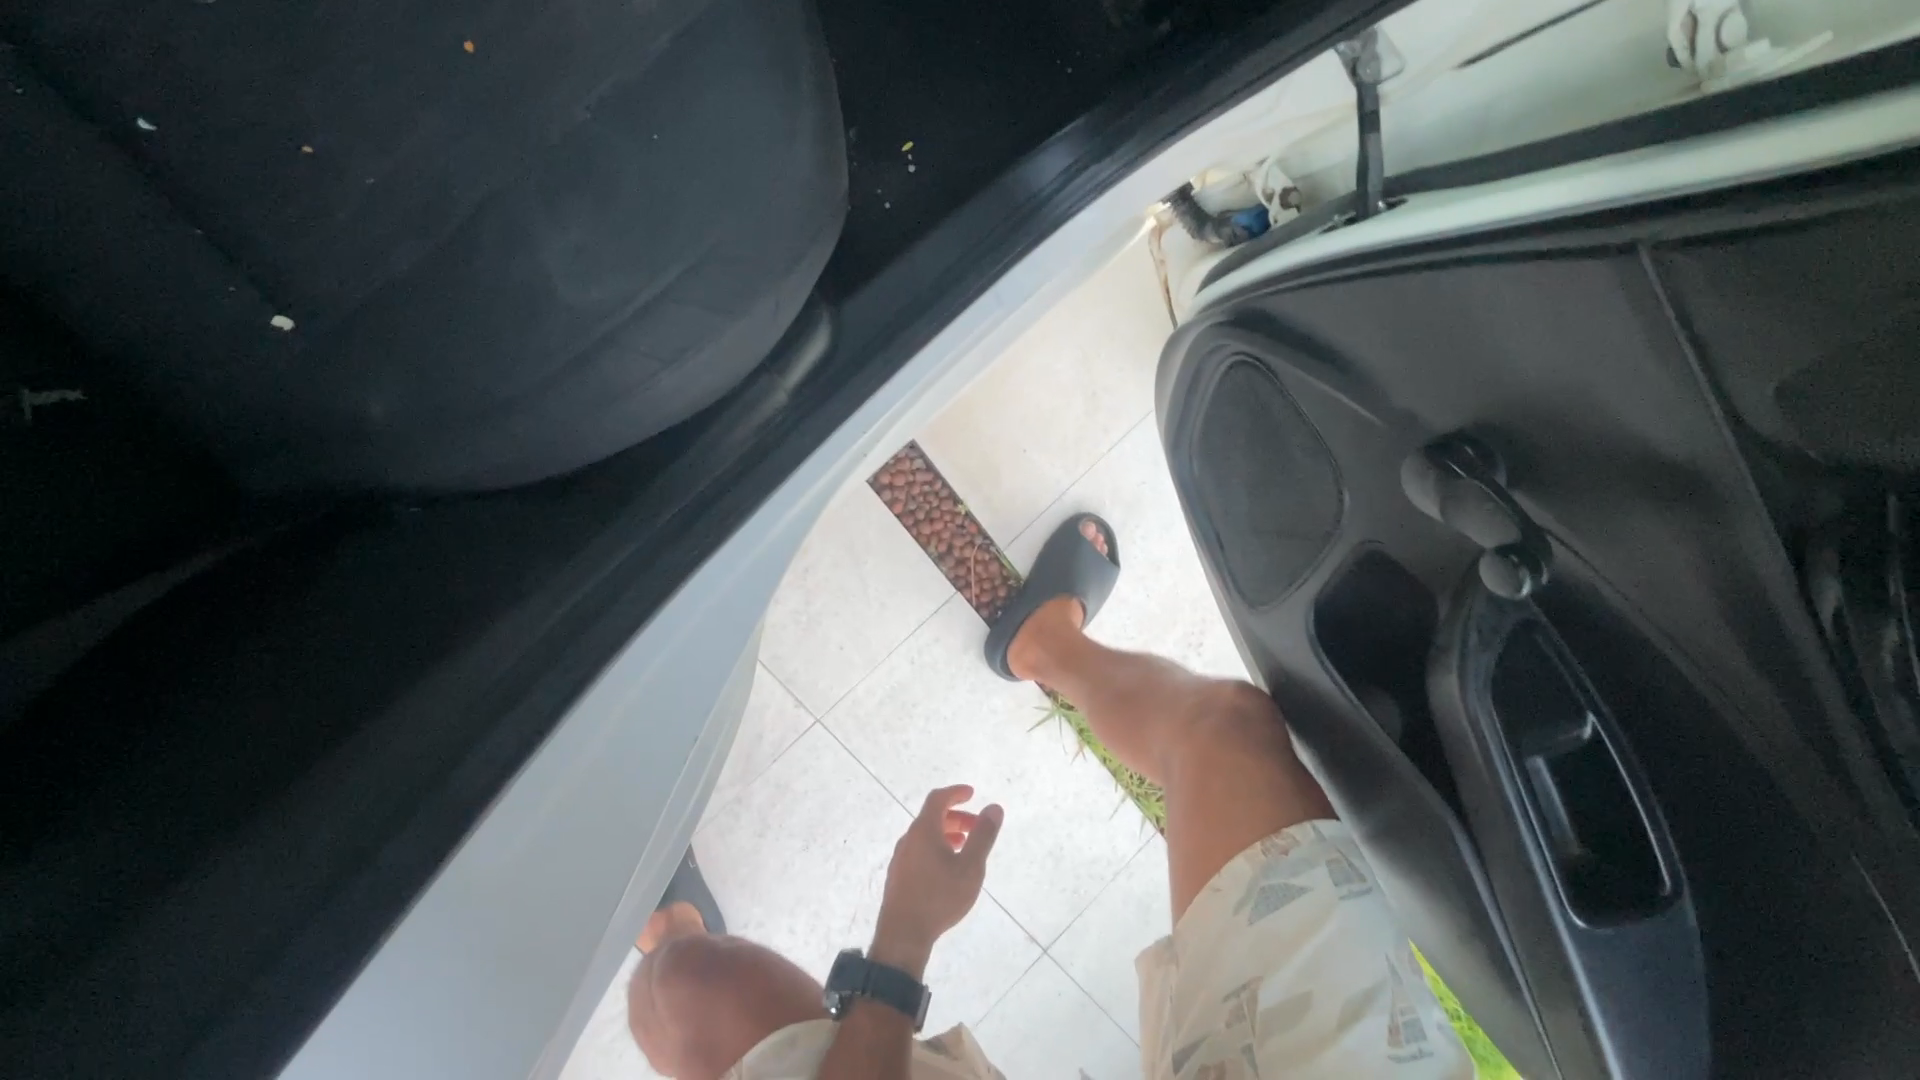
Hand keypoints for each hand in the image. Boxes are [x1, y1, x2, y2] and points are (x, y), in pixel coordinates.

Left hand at [871, 785, 1003, 977]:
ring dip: (947, 834)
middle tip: (977, 827)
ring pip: (926, 836)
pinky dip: (937, 848)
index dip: (955, 793)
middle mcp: (909, 839)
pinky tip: (948, 869)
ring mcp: (901, 858)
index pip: (938, 799)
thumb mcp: (970, 867)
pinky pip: (920, 851)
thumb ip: (983, 836)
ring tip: (965, 847)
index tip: (971, 793)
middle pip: (932, 817)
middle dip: (956, 817)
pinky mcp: (899, 876)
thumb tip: (993, 808)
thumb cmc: (939, 897)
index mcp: (924, 831)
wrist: (903, 934)